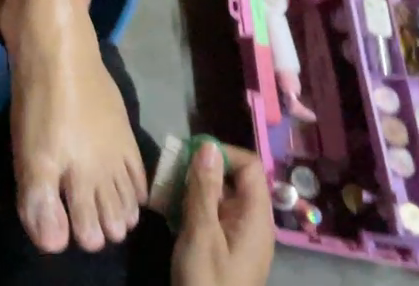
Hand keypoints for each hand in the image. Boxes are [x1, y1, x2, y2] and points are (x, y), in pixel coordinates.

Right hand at [172, 142, 274, 285]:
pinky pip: (210, 212)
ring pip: (217, 194)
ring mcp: (238, 235)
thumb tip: (208, 146)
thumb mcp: (201, 233)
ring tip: (163, 188)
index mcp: (256, 218)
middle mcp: (251, 222)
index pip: (249, 167)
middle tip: (169, 170)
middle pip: (232, 178)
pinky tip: (168, 209)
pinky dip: (190, 204)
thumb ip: (204, 189)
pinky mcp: (224, 245)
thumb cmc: (208, 281)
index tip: (189, 155)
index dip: (222, 154)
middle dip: (200, 168)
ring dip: (191, 186)